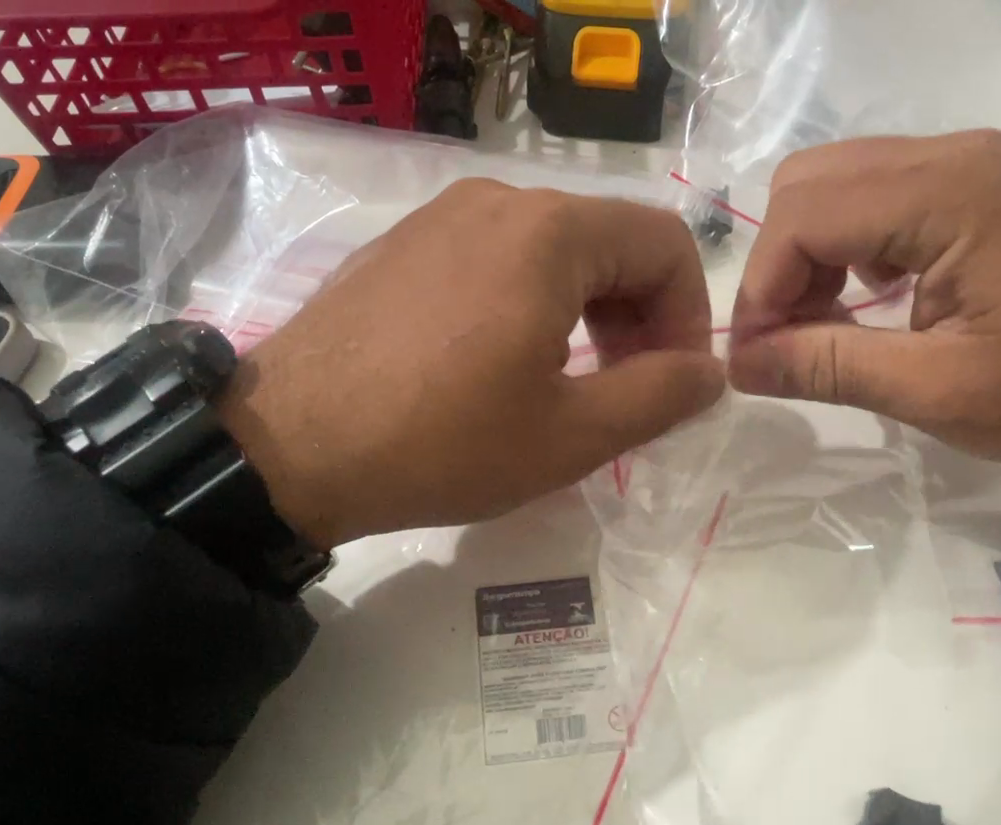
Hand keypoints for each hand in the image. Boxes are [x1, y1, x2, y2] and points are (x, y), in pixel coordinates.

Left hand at [219, 180, 722, 547]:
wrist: (291, 447)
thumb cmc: (443, 444)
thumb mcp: (570, 436)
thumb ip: (658, 396)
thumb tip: (708, 371)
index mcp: (551, 234)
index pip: (665, 245)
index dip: (688, 317)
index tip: (672, 385)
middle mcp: (497, 201)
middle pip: (608, 241)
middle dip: (639, 315)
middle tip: (628, 390)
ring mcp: (439, 217)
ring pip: (549, 249)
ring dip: (585, 310)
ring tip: (569, 383)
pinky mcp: (400, 246)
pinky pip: (492, 259)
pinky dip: (527, 303)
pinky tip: (501, 365)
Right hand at [728, 132, 1000, 469]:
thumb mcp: (938, 391)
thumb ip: (827, 367)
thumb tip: (739, 363)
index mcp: (947, 194)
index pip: (803, 215)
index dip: (762, 288)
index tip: (758, 358)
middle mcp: (953, 156)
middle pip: (809, 183)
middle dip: (780, 265)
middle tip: (788, 340)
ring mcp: (970, 166)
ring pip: (839, 186)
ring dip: (811, 257)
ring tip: (825, 329)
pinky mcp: (980, 189)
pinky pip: (879, 199)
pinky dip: (850, 250)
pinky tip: (873, 304)